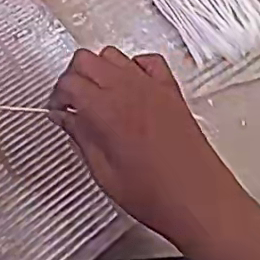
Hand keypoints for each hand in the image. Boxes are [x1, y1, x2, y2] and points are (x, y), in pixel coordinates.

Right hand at [49, 48, 250, 247]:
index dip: (58, 96)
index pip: (68, 83)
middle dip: (73, 77)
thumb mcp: (103, 172)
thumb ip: (80, 137)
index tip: (59, 110)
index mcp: (104, 109)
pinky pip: (147, 61)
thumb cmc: (155, 195)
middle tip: (73, 101)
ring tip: (99, 93)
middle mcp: (125, 89)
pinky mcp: (170, 91)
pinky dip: (134, 66)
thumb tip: (65, 117)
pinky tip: (131, 85)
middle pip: (85, 59)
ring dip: (99, 69)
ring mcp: (150, 86)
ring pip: (111, 54)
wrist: (202, 204)